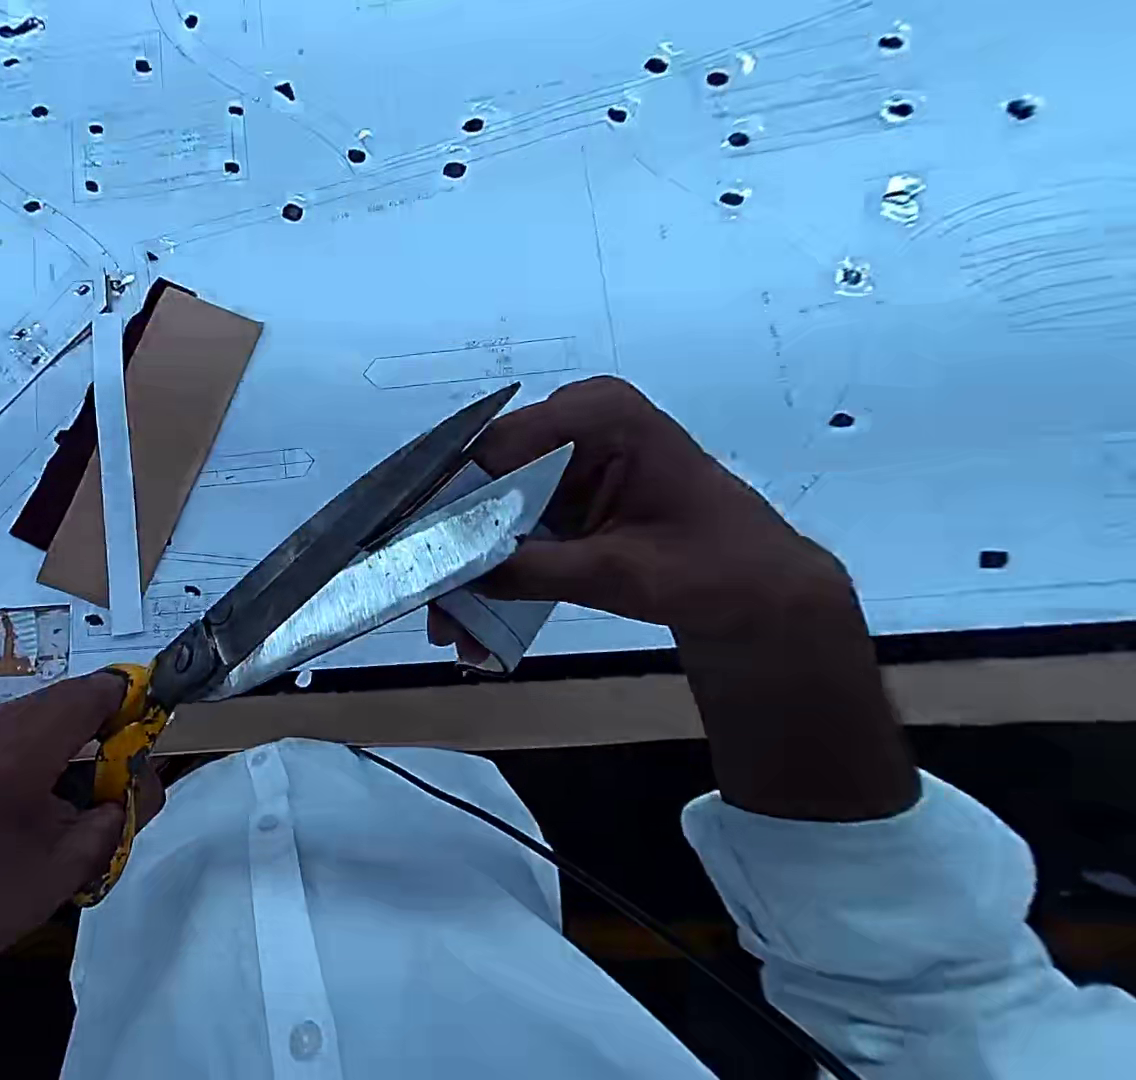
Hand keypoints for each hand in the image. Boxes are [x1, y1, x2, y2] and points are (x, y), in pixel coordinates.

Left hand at [0, 672, 164, 1078]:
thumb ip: (130, 802)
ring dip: (74, 715)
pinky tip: (58, 756)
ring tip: (96, 747)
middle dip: (100, 706)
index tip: (150, 706)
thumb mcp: (84, 856)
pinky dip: (48, 724)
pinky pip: (18, 714)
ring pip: (40, 701)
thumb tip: (153, 763)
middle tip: (129, 732)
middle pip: (61, 695)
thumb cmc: (8, 897)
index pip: (79, 700)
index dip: (121, 695)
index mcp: (12, 762)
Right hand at [434, 376, 916, 821]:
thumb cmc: (711, 571)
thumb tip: (454, 575)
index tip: (423, 554)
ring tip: (449, 630)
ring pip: (485, 512)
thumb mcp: (618, 572)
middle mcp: (569, 427)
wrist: (755, 596)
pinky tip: (472, 622)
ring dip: (465, 570)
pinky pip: (503, 530)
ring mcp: (557, 462)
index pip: (496, 449)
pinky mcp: (552, 498)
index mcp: (598, 416)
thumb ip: (533, 569)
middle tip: (432, 604)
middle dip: (454, 547)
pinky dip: (488, 573)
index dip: (453, 502)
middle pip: (481, 483)